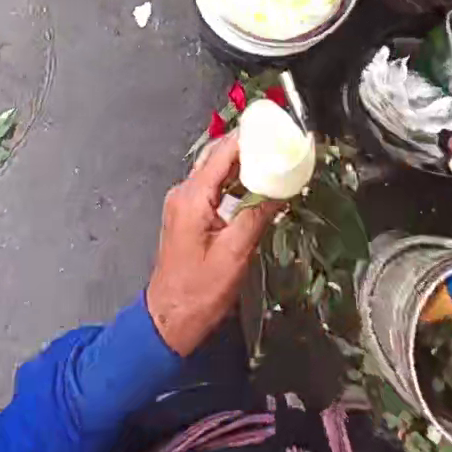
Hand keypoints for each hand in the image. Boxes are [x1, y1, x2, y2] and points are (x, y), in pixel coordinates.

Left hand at [146, 132, 281, 355]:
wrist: (168, 323)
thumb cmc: (200, 291)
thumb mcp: (235, 253)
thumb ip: (258, 214)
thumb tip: (284, 186)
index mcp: (193, 196)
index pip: (225, 151)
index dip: (252, 136)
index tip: (279, 129)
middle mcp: (184, 192)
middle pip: (219, 154)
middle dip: (250, 144)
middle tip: (282, 141)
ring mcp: (184, 202)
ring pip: (216, 167)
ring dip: (244, 160)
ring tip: (275, 157)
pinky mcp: (188, 213)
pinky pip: (214, 183)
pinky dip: (235, 177)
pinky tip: (257, 182)